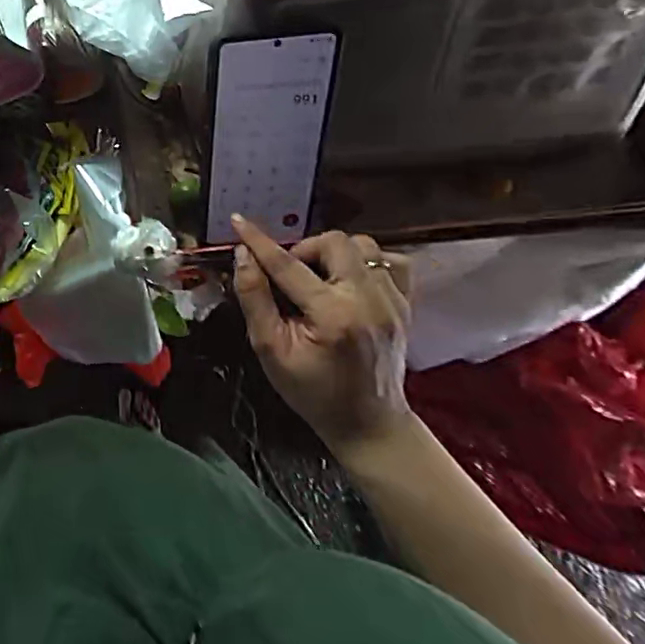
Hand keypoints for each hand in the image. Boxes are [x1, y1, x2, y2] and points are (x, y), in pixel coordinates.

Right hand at [228, 216, 413, 454]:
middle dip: (302, 249)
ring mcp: (395, 301)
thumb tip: (243, 256)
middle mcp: (370, 300)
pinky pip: (389, 261)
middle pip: (335, 242)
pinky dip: (364, 262)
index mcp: (334, 315)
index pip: (289, 265)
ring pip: (364, 246)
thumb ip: (254, 298)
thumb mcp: (269, 348)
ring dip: (332, 254)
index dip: (259, 241)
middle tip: (287, 275)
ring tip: (316, 279)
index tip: (238, 221)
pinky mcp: (406, 304)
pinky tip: (347, 281)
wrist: (367, 422)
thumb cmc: (310, 391)